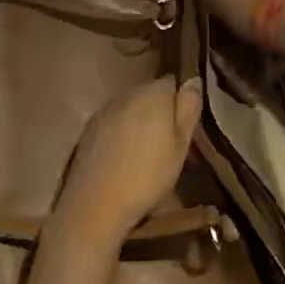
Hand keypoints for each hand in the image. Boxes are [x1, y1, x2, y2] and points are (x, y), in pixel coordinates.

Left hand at [57, 76, 202, 236]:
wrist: (96, 204)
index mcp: (154, 92)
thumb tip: (193, 79)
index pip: (174, 82)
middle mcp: (129, 92)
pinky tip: (123, 157)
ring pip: (132, 107)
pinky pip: (115, 121)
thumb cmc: (147, 176)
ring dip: (140, 121)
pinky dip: (121, 132)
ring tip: (145, 153)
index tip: (185, 128)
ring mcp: (107, 108)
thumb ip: (188, 108)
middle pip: (151, 93)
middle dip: (160, 112)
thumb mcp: (180, 146)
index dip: (181, 103)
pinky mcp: (91, 126)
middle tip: (168, 144)